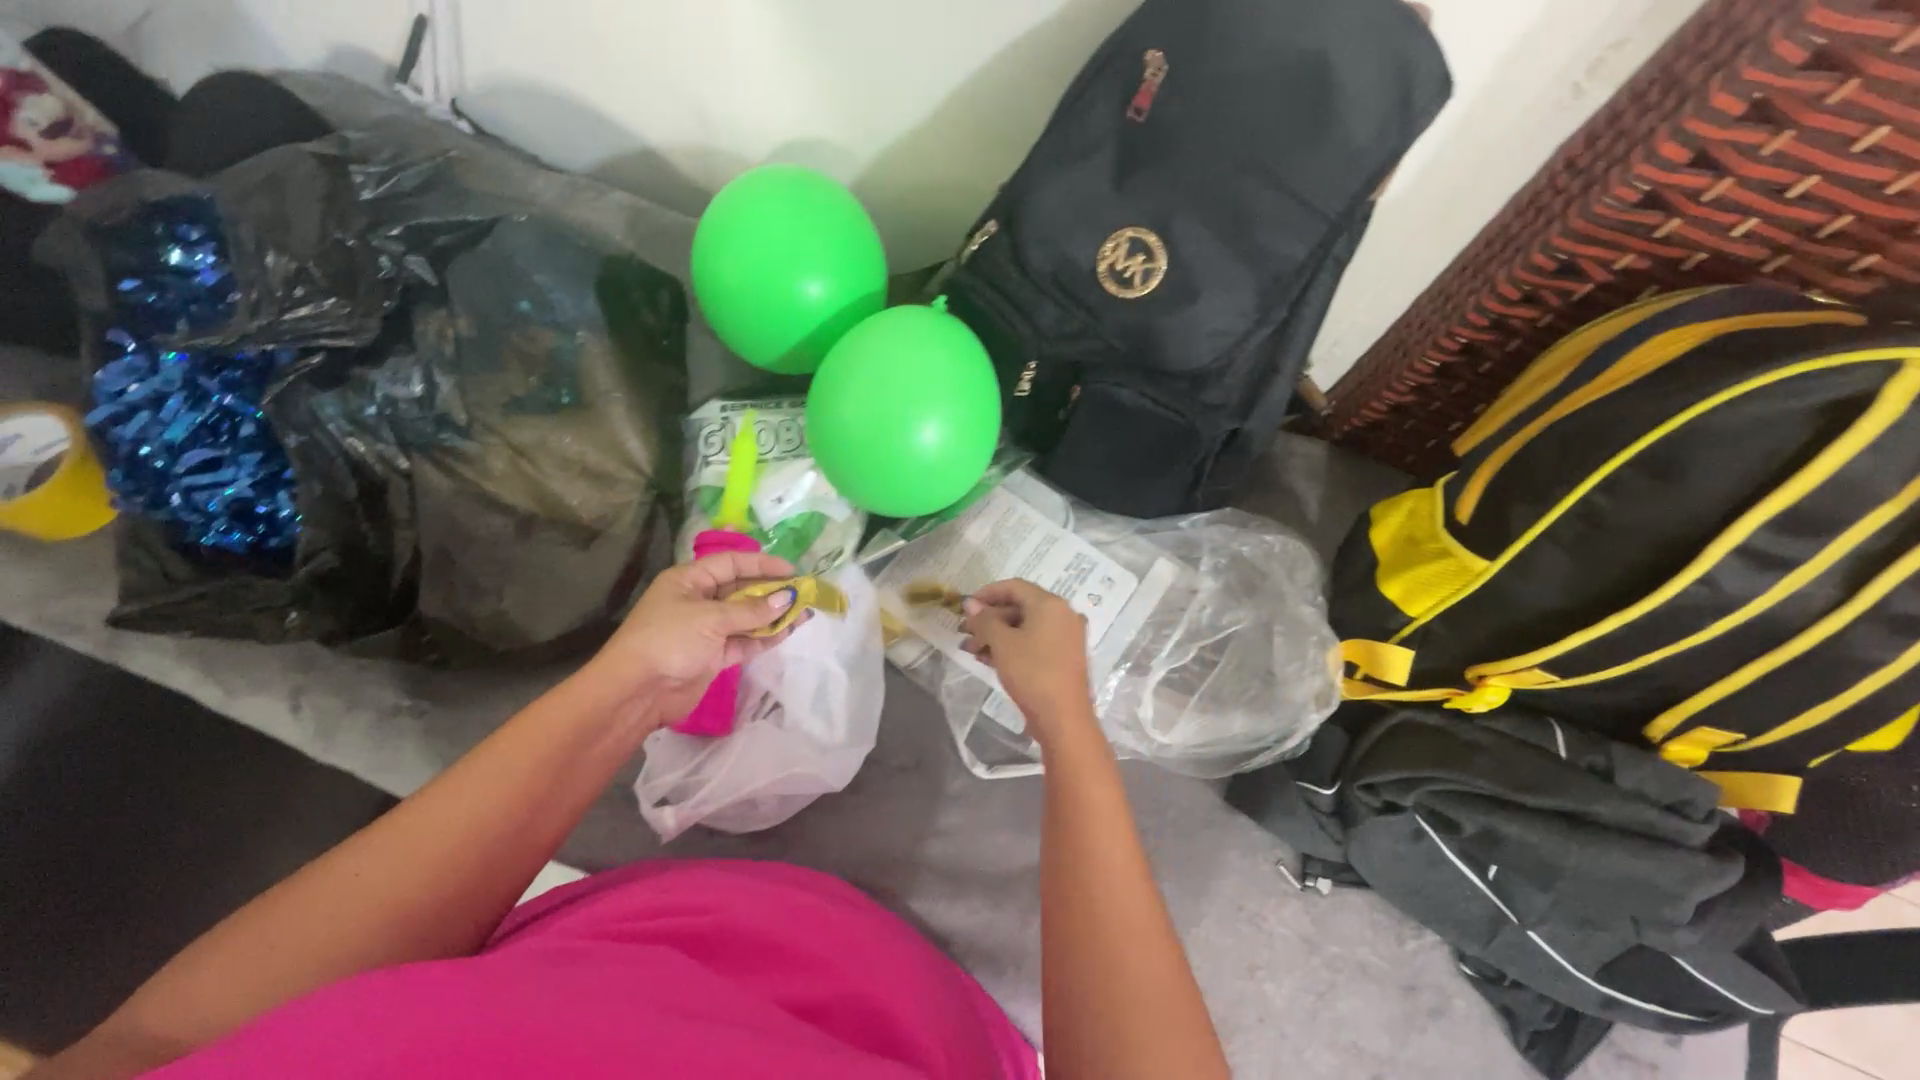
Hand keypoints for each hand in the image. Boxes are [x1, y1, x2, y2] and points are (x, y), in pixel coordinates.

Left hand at [583, 551, 798, 730]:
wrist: (637, 691)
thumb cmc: (668, 640)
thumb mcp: (711, 618)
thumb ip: (752, 610)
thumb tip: (788, 597)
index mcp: (689, 580)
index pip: (731, 563)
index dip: (761, 564)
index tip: (792, 571)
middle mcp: (698, 600)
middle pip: (741, 589)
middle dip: (771, 591)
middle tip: (804, 593)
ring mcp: (706, 629)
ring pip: (746, 617)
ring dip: (773, 615)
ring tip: (804, 613)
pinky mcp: (712, 655)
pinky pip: (744, 641)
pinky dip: (764, 637)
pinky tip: (787, 631)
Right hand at [959, 579, 1096, 745]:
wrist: (1063, 718)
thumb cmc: (1032, 673)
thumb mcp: (1002, 643)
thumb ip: (984, 620)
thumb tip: (970, 604)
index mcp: (1050, 604)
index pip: (1014, 586)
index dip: (986, 593)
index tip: (965, 606)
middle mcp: (1062, 614)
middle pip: (1019, 607)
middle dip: (988, 619)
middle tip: (964, 633)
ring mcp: (1065, 637)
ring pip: (1024, 627)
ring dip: (996, 635)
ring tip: (971, 650)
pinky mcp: (1063, 657)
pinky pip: (1033, 642)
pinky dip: (1011, 646)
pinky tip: (987, 659)